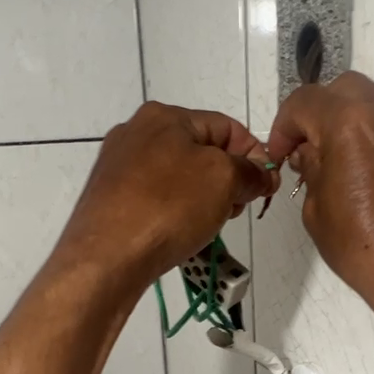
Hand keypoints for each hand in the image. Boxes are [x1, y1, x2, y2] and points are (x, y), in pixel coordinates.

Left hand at [54, 102, 276, 293]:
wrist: (105, 257)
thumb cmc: (168, 208)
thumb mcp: (223, 180)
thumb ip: (250, 172)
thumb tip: (264, 174)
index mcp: (165, 116)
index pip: (226, 126)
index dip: (254, 154)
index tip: (267, 187)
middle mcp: (137, 133)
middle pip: (200, 150)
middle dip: (227, 178)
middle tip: (236, 209)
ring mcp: (119, 166)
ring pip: (178, 176)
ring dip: (203, 197)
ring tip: (208, 224)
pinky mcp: (110, 198)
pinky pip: (156, 198)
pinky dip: (175, 210)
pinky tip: (179, 232)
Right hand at [266, 73, 373, 313]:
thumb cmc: (364, 248)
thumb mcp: (318, 211)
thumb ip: (311, 169)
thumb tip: (311, 153)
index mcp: (348, 122)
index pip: (304, 102)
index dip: (284, 126)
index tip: (281, 154)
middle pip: (343, 90)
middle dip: (321, 115)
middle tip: (312, 151)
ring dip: (356, 115)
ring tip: (348, 152)